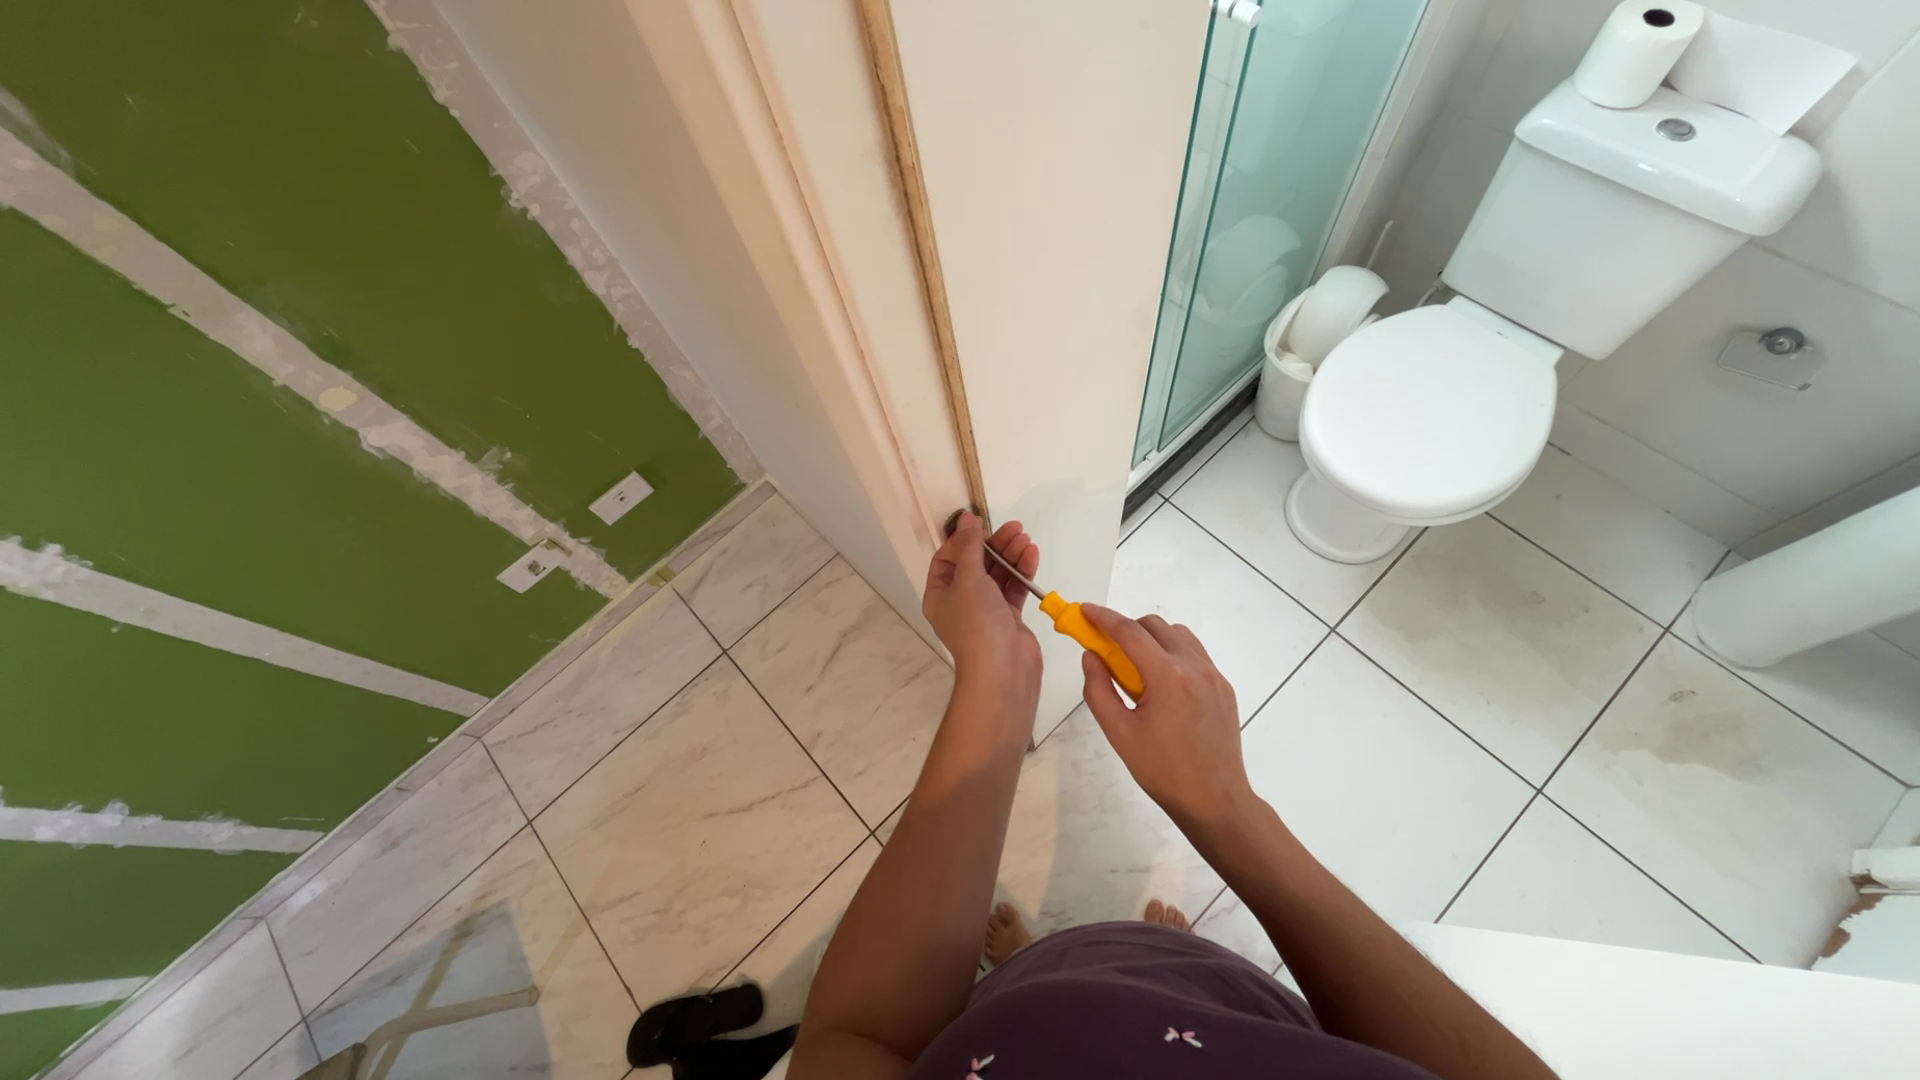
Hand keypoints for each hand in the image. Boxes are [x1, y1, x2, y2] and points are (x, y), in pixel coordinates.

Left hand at [923, 512, 1042, 705]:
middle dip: (995, 545)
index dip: (963, 540)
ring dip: (1011, 556)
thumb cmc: (976, 623)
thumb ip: (969, 547)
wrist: (1002, 671)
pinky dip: (1022, 572)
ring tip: (1026, 539)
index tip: (982, 523)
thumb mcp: (968, 579)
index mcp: (940, 594)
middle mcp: (960, 601)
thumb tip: (966, 519)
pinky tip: (1032, 555)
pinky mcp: (1008, 618)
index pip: (947, 559)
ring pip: (998, 575)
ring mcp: (985, 611)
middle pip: (976, 564)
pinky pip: (1014, 589)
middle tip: (1015, 528)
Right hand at [1079, 604, 1254, 828]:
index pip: (1129, 632)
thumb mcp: (1119, 733)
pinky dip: (1172, 653)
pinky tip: (1162, 684)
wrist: (1215, 800)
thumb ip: (1098, 689)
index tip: (1084, 611)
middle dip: (1126, 629)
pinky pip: (1194, 653)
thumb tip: (1091, 656)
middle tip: (1107, 649)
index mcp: (1167, 678)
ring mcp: (1213, 675)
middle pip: (1154, 626)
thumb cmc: (1162, 771)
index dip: (1103, 618)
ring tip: (1137, 669)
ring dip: (1152, 639)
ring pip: (1177, 635)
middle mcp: (1194, 667)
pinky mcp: (1223, 686)